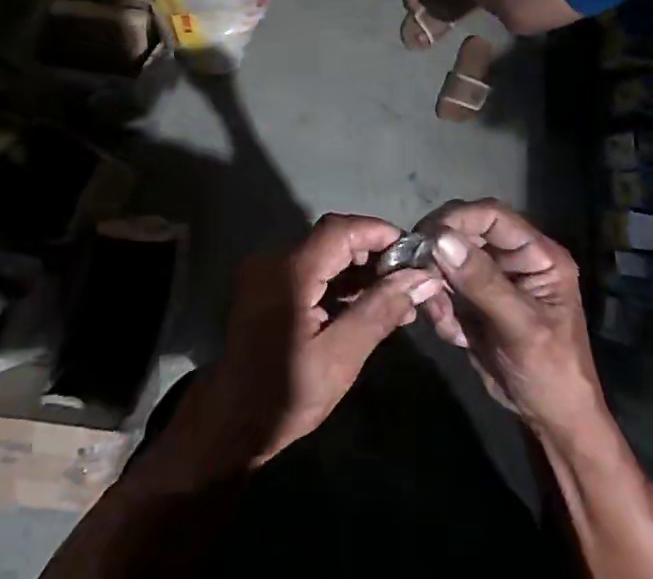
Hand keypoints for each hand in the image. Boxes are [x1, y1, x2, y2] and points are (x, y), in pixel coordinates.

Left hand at [169, 214, 444, 474]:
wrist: (231, 422)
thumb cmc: (285, 394)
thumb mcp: (340, 357)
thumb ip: (379, 310)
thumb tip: (421, 278)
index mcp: (288, 272)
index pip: (340, 230)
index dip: (380, 233)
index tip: (415, 254)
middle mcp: (272, 260)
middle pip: (332, 238)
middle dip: (375, 254)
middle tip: (412, 280)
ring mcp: (266, 272)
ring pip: (323, 254)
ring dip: (359, 270)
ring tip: (399, 297)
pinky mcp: (266, 286)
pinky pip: (310, 271)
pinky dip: (339, 281)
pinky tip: (368, 304)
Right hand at [414, 199, 606, 435]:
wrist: (551, 419)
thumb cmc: (552, 371)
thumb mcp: (521, 327)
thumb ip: (483, 282)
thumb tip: (441, 239)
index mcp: (537, 255)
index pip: (492, 216)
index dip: (458, 219)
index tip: (426, 238)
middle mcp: (512, 259)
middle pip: (462, 234)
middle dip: (439, 257)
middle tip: (420, 279)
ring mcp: (489, 279)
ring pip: (445, 262)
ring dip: (437, 289)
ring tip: (447, 321)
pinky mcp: (471, 300)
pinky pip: (441, 289)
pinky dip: (439, 310)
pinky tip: (457, 337)